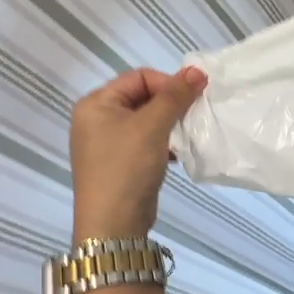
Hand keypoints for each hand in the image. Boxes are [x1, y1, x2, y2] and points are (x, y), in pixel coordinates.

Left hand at [69, 67, 206, 241]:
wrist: (113, 223)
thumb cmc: (127, 167)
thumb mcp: (153, 126)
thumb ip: (176, 95)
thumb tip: (198, 70)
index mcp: (96, 103)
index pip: (140, 77)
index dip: (168, 84)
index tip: (191, 99)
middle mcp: (97, 119)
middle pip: (143, 97)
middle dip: (171, 105)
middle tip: (192, 117)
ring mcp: (106, 142)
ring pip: (147, 119)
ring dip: (170, 124)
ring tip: (185, 137)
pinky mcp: (119, 161)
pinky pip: (145, 140)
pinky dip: (163, 142)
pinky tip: (176, 155)